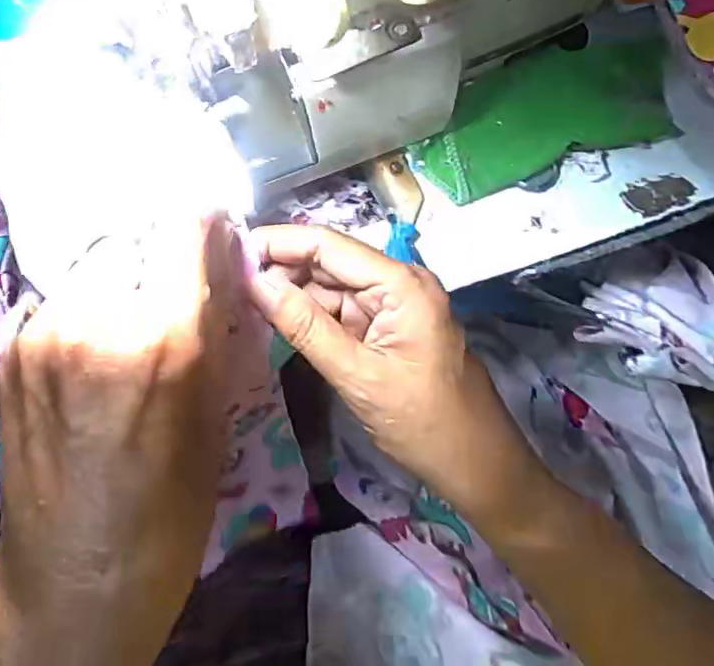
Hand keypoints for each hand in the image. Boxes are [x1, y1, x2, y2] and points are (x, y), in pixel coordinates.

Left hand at [0, 217, 241, 665]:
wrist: (70, 588)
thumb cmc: (164, 520)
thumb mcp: (213, 425)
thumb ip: (217, 333)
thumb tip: (224, 265)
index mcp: (162, 344)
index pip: (186, 232)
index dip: (204, 224)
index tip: (211, 229)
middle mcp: (97, 321)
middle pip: (134, 237)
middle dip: (157, 251)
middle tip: (167, 283)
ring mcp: (43, 332)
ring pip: (92, 263)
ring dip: (117, 275)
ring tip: (127, 313)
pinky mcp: (11, 349)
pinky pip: (58, 297)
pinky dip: (83, 303)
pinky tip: (91, 341)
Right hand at [244, 224, 549, 520]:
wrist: (482, 471)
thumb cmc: (427, 425)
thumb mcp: (358, 376)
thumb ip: (303, 325)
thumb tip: (253, 282)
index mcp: (400, 283)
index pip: (327, 244)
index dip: (278, 243)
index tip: (232, 250)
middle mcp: (396, 282)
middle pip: (326, 261)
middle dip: (280, 268)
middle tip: (230, 280)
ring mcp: (390, 304)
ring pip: (327, 285)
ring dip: (289, 292)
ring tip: (243, 299)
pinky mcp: (384, 326)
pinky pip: (337, 309)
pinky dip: (307, 314)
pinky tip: (274, 318)